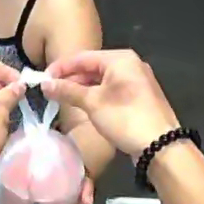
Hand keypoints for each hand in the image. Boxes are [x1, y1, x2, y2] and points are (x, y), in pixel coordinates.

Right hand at [41, 50, 180, 160]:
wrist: (161, 146)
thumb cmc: (125, 118)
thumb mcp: (92, 103)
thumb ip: (67, 90)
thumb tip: (44, 84)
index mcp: (120, 58)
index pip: (82, 57)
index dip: (60, 67)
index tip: (42, 78)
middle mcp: (130, 64)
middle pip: (93, 67)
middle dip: (71, 79)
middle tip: (50, 91)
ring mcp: (137, 80)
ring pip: (102, 79)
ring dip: (82, 88)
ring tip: (63, 99)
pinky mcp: (140, 96)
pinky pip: (112, 89)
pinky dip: (96, 95)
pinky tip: (84, 105)